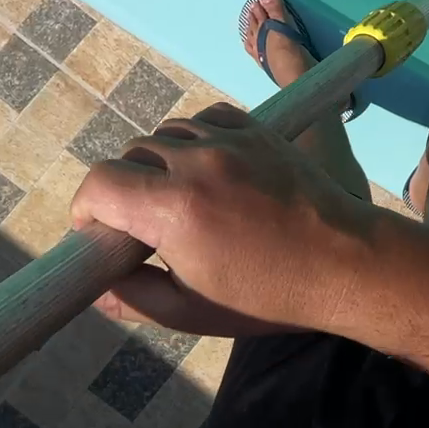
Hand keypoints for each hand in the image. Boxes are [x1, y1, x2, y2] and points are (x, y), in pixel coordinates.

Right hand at [70, 103, 376, 336]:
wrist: (340, 260)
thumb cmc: (266, 295)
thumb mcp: (189, 312)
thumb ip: (134, 295)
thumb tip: (102, 282)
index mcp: (174, 208)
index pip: (101, 180)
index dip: (88, 206)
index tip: (99, 228)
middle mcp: (198, 162)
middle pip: (133, 152)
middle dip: (123, 184)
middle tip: (140, 217)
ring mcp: (233, 140)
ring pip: (170, 130)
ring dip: (161, 157)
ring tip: (178, 190)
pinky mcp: (260, 130)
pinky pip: (210, 115)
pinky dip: (198, 133)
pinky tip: (207, 161)